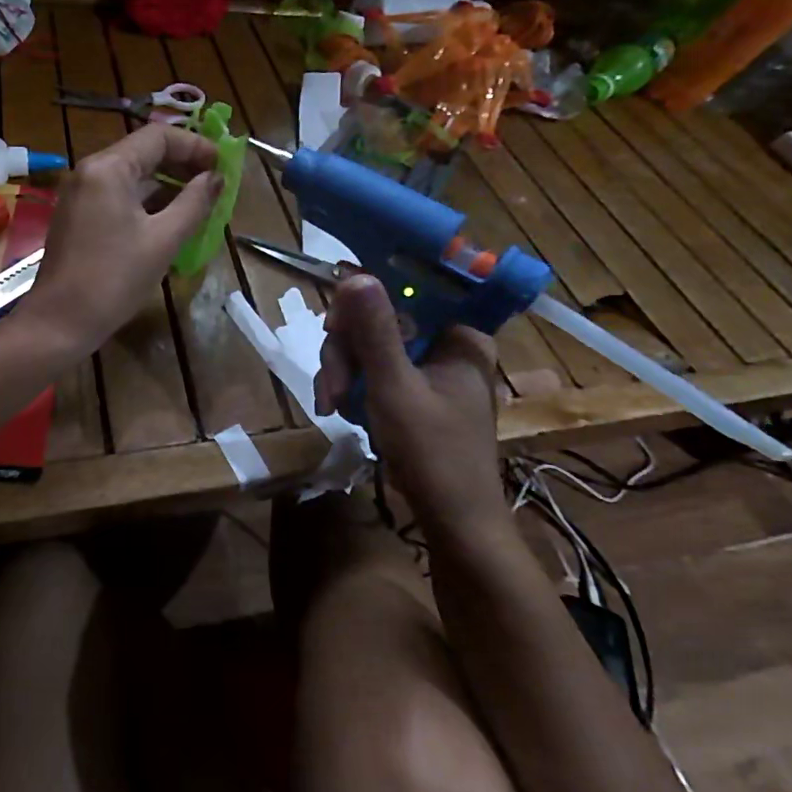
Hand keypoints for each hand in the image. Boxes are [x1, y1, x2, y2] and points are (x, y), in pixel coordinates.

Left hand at [20, 124, 221, 350]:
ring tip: (200, 204)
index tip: (223, 167)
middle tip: (215, 186)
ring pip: (130, 176)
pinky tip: (171, 219)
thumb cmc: (114, 279)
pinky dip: (145, 202)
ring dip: (166, 185)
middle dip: (182, 164)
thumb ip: (194, 202)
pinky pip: (117, 196)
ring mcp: (79, 195)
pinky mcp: (77, 216)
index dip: (196, 146)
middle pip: (143, 153)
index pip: (158, 136)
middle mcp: (89, 172)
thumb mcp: (163, 240)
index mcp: (107, 168)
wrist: (59, 321)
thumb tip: (216, 178)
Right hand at [317, 275, 505, 534]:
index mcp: (461, 336)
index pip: (410, 291)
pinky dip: (350, 386)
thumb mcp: (394, 386)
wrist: (451, 517)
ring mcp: (429, 368)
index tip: (335, 324)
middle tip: (332, 382)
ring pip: (369, 346)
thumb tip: (355, 275)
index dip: (366, 299)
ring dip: (341, 371)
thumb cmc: (432, 450)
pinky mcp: (414, 390)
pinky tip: (337, 408)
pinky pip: (372, 369)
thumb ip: (374, 331)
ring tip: (330, 402)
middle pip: (380, 320)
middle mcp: (447, 344)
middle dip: (346, 350)